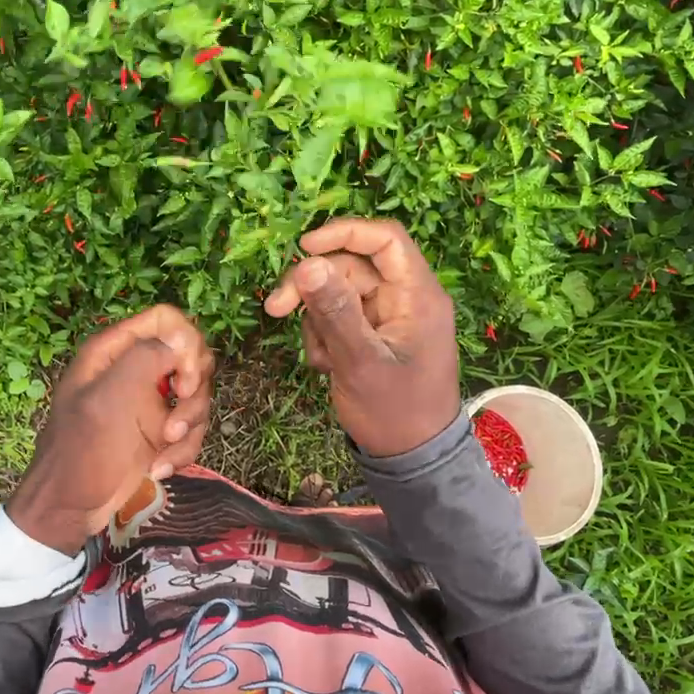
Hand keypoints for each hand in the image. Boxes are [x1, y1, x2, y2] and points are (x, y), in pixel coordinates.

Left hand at [6, 305, 215, 553]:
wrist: (69, 509)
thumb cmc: (82, 451)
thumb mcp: (107, 400)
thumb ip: (145, 359)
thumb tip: (183, 339)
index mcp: (113, 350)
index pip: (166, 320)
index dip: (186, 345)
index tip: (184, 381)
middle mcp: (133, 368)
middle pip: (190, 357)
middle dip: (192, 392)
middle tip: (174, 422)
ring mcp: (148, 400)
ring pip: (196, 395)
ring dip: (188, 427)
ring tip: (163, 452)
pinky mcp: (159, 430)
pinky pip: (192, 427)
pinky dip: (183, 450)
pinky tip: (161, 467)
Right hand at [264, 217, 458, 456]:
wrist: (411, 460)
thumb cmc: (394, 411)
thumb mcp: (359, 361)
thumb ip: (334, 312)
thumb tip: (307, 263)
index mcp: (417, 295)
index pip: (384, 239)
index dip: (344, 233)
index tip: (304, 248)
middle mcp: (405, 297)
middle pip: (350, 266)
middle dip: (312, 286)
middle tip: (275, 309)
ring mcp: (389, 317)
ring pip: (339, 293)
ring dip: (317, 320)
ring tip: (319, 359)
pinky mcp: (374, 335)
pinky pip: (340, 318)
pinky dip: (324, 337)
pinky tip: (326, 366)